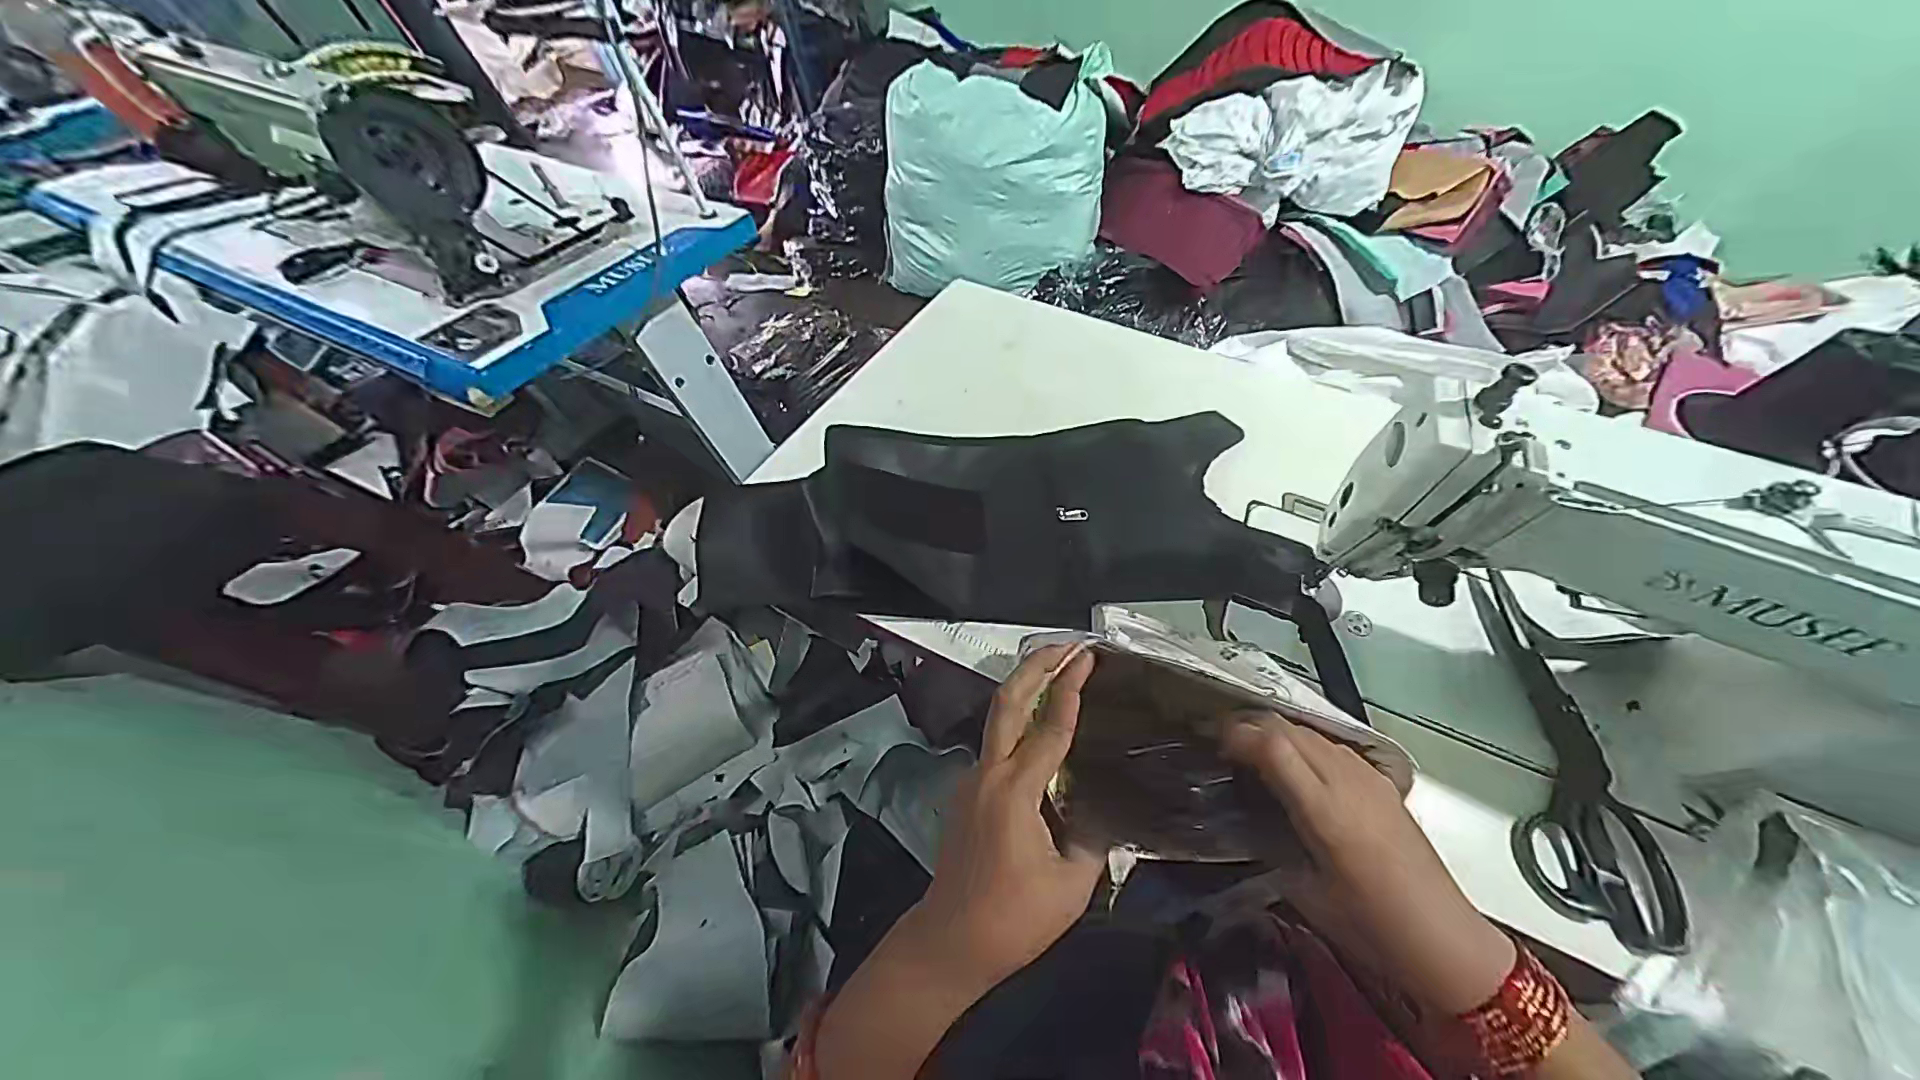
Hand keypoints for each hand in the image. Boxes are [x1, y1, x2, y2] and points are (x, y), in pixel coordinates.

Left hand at [814, 645, 1106, 1079]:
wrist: (950, 940)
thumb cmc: (1013, 919)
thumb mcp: (1071, 885)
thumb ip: (1090, 841)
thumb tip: (1098, 817)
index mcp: (1015, 792)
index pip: (1049, 728)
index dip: (1069, 689)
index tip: (1084, 658)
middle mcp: (988, 774)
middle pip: (1007, 702)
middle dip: (1036, 665)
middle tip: (1066, 644)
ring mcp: (972, 780)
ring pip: (997, 719)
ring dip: (1025, 688)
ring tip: (1056, 670)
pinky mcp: (967, 793)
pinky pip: (996, 745)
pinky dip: (1018, 721)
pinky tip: (1040, 726)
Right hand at [1222, 711, 1514, 1012]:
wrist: (1448, 943)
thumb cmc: (1371, 927)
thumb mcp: (1304, 891)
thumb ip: (1269, 844)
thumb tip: (1242, 819)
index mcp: (1325, 811)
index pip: (1272, 744)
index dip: (1235, 734)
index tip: (1210, 742)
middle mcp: (1349, 783)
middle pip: (1287, 727)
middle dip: (1247, 725)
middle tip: (1218, 741)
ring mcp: (1370, 779)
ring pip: (1310, 731)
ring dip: (1274, 731)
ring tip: (1248, 749)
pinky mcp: (1383, 784)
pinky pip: (1332, 746)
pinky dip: (1301, 743)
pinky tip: (1291, 765)